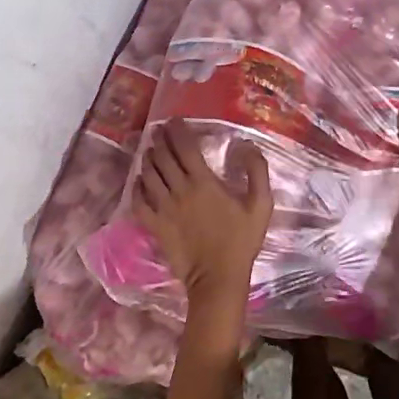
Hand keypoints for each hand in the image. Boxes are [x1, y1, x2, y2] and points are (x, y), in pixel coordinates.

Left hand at [131, 120, 272, 307]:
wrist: (218, 277)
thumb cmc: (241, 240)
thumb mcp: (261, 205)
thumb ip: (257, 172)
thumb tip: (246, 146)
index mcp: (204, 182)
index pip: (185, 147)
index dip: (177, 131)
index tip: (174, 121)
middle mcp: (179, 190)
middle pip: (163, 157)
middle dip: (160, 140)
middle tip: (159, 131)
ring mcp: (164, 208)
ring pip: (149, 175)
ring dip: (148, 158)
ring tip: (150, 150)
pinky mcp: (154, 225)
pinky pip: (139, 201)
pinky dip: (137, 187)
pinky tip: (139, 180)